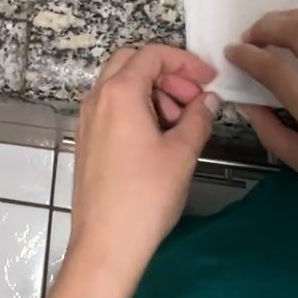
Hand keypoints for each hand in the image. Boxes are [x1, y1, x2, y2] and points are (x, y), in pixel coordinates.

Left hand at [67, 45, 218, 287]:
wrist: (106, 243)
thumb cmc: (146, 195)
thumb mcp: (181, 154)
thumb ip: (198, 119)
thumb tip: (209, 100)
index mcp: (119, 92)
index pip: (152, 54)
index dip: (185, 61)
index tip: (210, 79)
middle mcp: (97, 96)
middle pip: (132, 62)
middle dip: (167, 74)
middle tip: (194, 100)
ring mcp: (88, 116)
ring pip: (121, 83)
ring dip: (153, 91)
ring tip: (181, 123)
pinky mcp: (87, 137)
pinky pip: (112, 105)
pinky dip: (137, 107)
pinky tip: (159, 136)